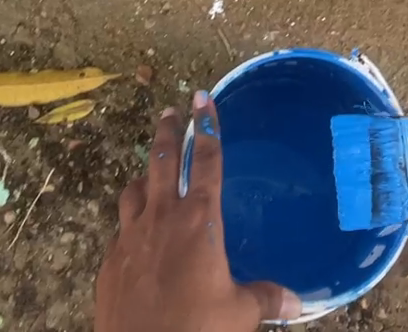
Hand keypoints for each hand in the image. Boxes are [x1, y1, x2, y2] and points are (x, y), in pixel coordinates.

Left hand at [96, 92, 300, 331]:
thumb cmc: (195, 328)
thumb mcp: (238, 314)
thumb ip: (265, 299)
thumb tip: (298, 302)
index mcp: (198, 219)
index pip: (207, 160)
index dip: (207, 126)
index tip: (203, 98)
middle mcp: (162, 217)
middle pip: (163, 160)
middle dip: (168, 132)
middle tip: (170, 111)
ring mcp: (131, 236)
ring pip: (134, 189)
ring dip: (144, 175)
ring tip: (149, 170)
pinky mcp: (110, 261)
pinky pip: (120, 229)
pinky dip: (130, 222)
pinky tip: (135, 232)